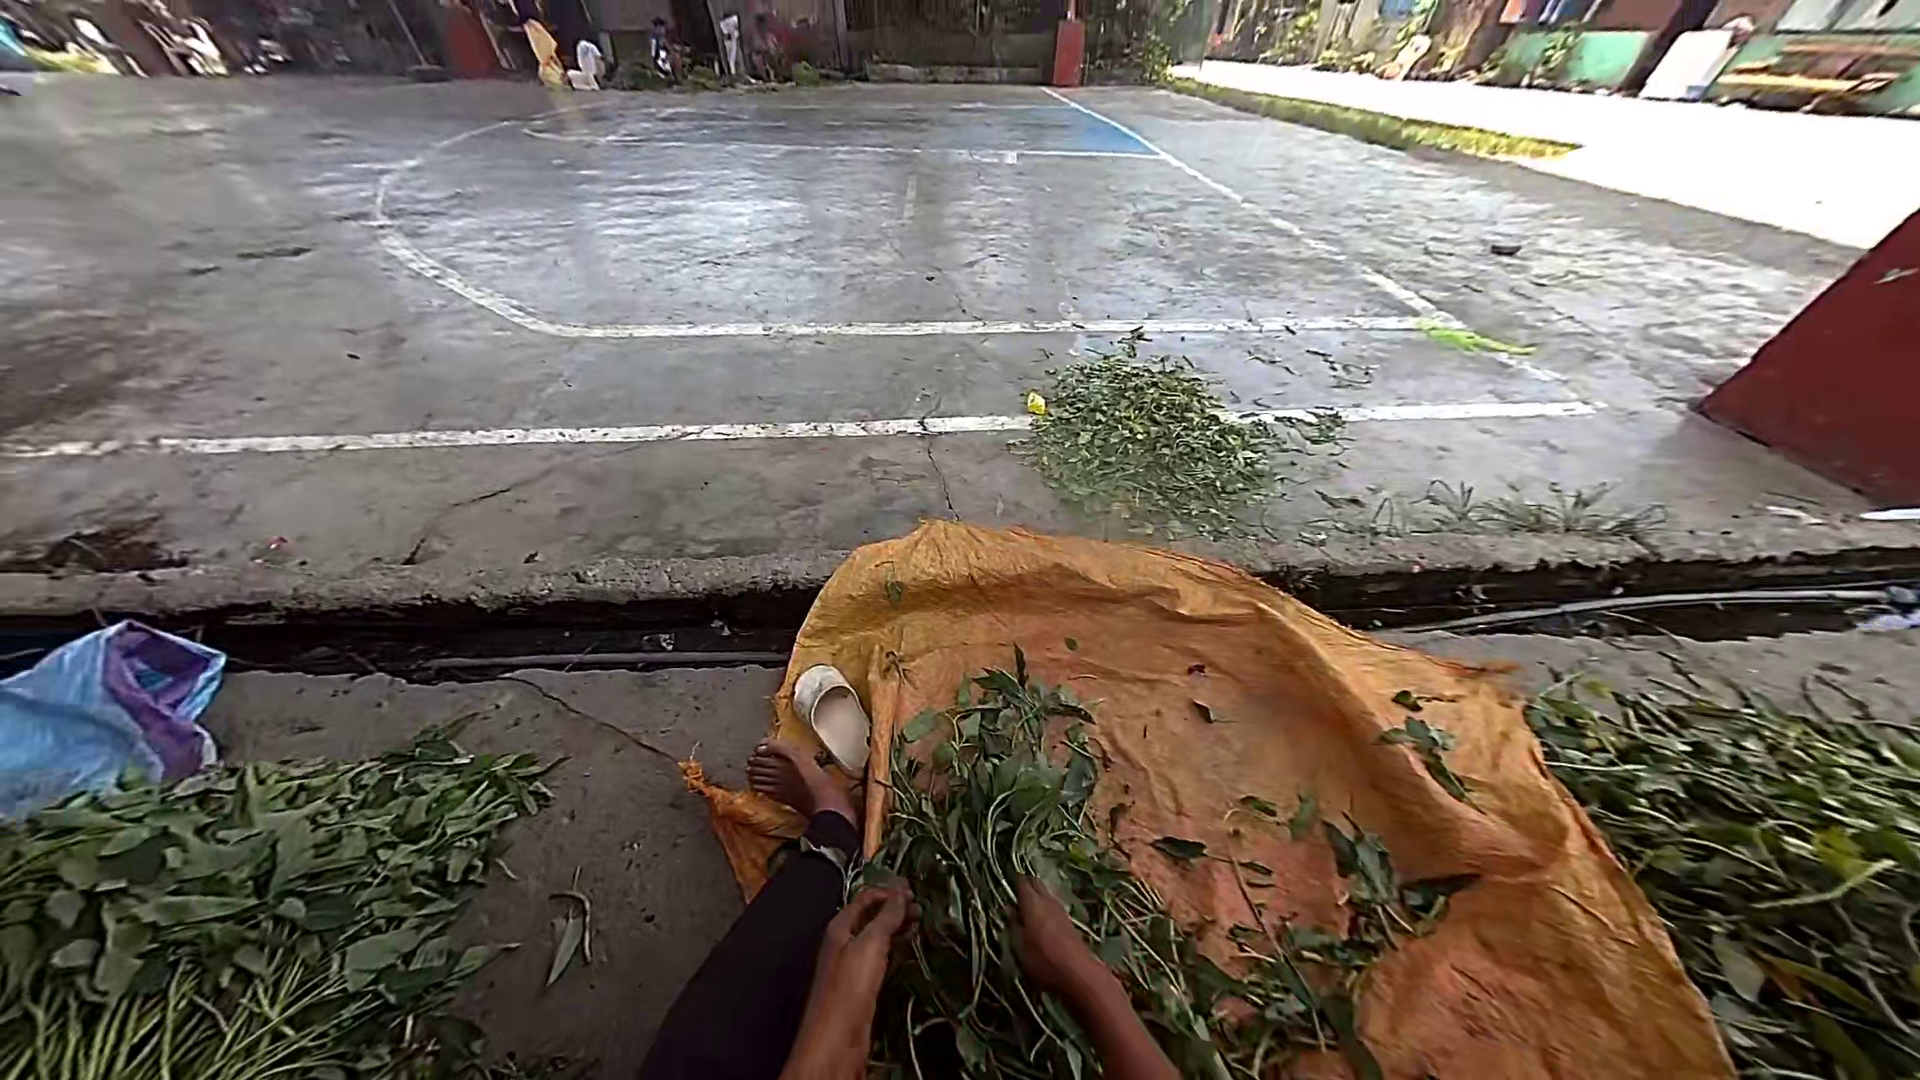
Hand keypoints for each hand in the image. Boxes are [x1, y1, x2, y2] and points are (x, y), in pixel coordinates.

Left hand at [817, 885, 913, 1005]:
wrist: (836, 1041)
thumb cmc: (850, 985)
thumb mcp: (871, 944)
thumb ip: (886, 917)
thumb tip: (900, 895)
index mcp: (841, 925)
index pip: (866, 897)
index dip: (889, 891)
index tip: (912, 891)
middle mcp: (844, 940)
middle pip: (871, 914)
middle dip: (894, 908)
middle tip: (918, 908)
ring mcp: (852, 962)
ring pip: (876, 935)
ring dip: (896, 926)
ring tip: (917, 923)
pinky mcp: (860, 982)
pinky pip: (879, 954)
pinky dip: (893, 945)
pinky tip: (906, 947)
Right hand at [1015, 876, 1104, 996]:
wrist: (1078, 973)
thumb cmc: (1043, 960)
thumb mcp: (1019, 947)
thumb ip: (1013, 925)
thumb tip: (1008, 910)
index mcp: (1032, 902)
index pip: (1022, 882)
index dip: (1014, 882)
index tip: (1007, 886)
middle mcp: (1047, 900)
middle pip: (1036, 884)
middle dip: (1027, 885)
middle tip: (1016, 895)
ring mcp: (1060, 910)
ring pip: (1046, 894)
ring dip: (1038, 897)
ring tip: (1027, 908)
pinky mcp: (1069, 922)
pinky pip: (1053, 907)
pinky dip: (1046, 908)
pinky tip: (1042, 921)